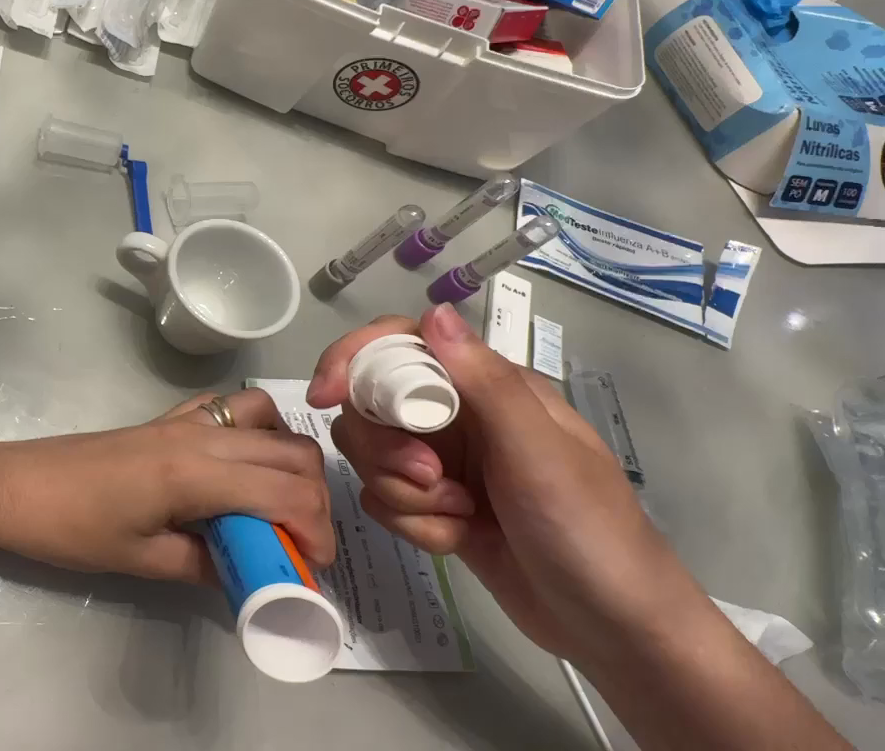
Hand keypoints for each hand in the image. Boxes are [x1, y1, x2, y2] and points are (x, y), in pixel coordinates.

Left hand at [0, 389, 333, 584]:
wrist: (14, 485)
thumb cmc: (70, 527)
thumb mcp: (142, 561)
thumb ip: (205, 566)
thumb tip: (251, 573)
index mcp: (194, 473)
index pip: (287, 491)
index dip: (316, 530)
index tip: (311, 565)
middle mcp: (196, 435)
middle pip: (289, 450)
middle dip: (313, 497)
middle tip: (298, 541)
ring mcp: (178, 420)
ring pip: (263, 418)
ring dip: (286, 456)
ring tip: (275, 502)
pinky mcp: (160, 419)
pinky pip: (223, 408)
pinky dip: (252, 430)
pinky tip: (238, 468)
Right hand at [307, 305, 715, 668]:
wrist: (615, 631)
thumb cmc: (588, 532)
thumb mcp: (539, 453)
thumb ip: (485, 382)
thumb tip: (435, 309)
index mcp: (486, 387)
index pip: (399, 345)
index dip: (353, 360)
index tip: (325, 395)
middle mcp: (459, 416)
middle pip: (370, 404)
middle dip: (385, 447)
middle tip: (430, 480)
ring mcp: (444, 461)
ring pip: (370, 453)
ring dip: (401, 491)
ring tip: (455, 516)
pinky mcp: (433, 504)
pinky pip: (382, 497)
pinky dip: (411, 522)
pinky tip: (455, 539)